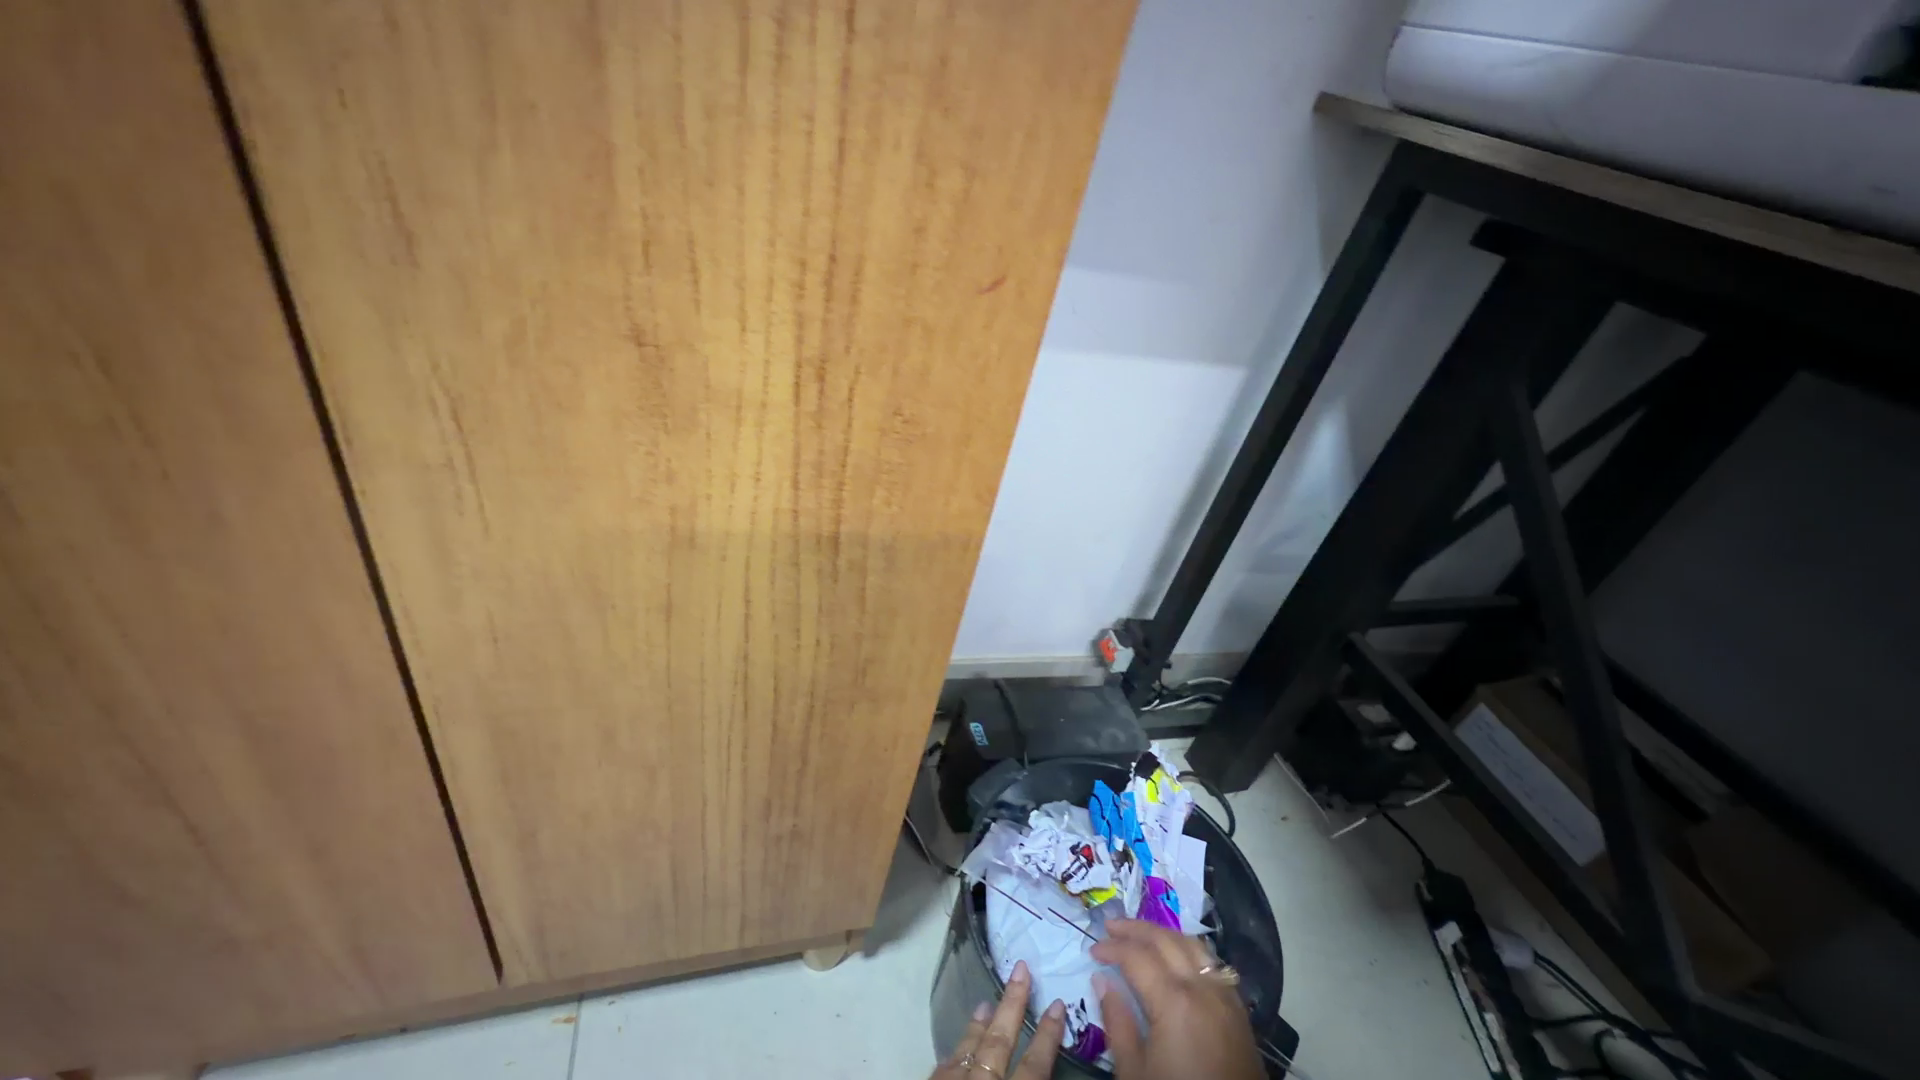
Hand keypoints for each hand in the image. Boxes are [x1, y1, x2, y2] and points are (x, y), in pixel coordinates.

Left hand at [931, 960, 1067, 1079]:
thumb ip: (1032, 1078)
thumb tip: (1043, 1065)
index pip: (1034, 1065)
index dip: (1048, 1036)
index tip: (1058, 1004)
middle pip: (999, 1042)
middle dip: (1012, 1005)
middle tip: (1021, 968)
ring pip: (967, 1050)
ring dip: (978, 1027)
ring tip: (985, 1003)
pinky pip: (942, 1067)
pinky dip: (954, 1053)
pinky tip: (955, 1047)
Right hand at [1091, 919, 1263, 1079]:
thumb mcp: (1135, 1071)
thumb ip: (1117, 1022)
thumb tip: (1102, 981)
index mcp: (1174, 1002)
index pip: (1137, 956)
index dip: (1112, 948)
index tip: (1092, 951)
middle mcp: (1202, 988)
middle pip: (1166, 939)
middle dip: (1135, 928)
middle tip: (1110, 926)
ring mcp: (1225, 996)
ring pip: (1193, 945)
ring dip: (1164, 933)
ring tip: (1141, 934)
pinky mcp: (1238, 1009)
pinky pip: (1212, 963)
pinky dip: (1189, 950)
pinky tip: (1176, 958)